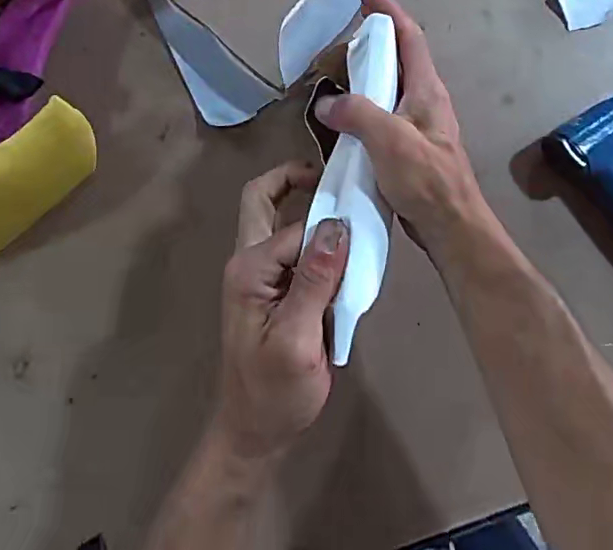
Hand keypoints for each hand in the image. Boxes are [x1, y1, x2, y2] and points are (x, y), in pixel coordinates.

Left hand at [213, 161, 348, 463]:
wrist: (255, 433)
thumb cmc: (274, 393)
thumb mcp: (297, 340)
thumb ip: (314, 281)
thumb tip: (338, 225)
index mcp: (249, 269)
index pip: (297, 227)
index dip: (330, 228)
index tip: (363, 232)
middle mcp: (249, 260)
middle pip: (264, 197)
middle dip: (296, 177)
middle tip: (339, 179)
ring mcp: (260, 272)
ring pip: (279, 216)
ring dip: (310, 207)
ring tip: (351, 211)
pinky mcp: (274, 286)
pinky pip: (294, 245)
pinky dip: (318, 238)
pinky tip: (345, 251)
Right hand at [314, 0, 488, 249]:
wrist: (450, 225)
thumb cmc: (426, 179)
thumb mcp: (389, 140)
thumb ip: (357, 114)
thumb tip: (327, 103)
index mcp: (427, 90)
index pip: (410, 37)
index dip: (390, 11)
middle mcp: (426, 100)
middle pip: (402, 58)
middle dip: (376, 40)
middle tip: (344, 39)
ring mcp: (420, 124)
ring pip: (392, 86)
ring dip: (369, 74)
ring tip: (339, 74)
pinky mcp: (411, 146)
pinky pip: (385, 113)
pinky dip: (366, 104)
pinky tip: (346, 118)